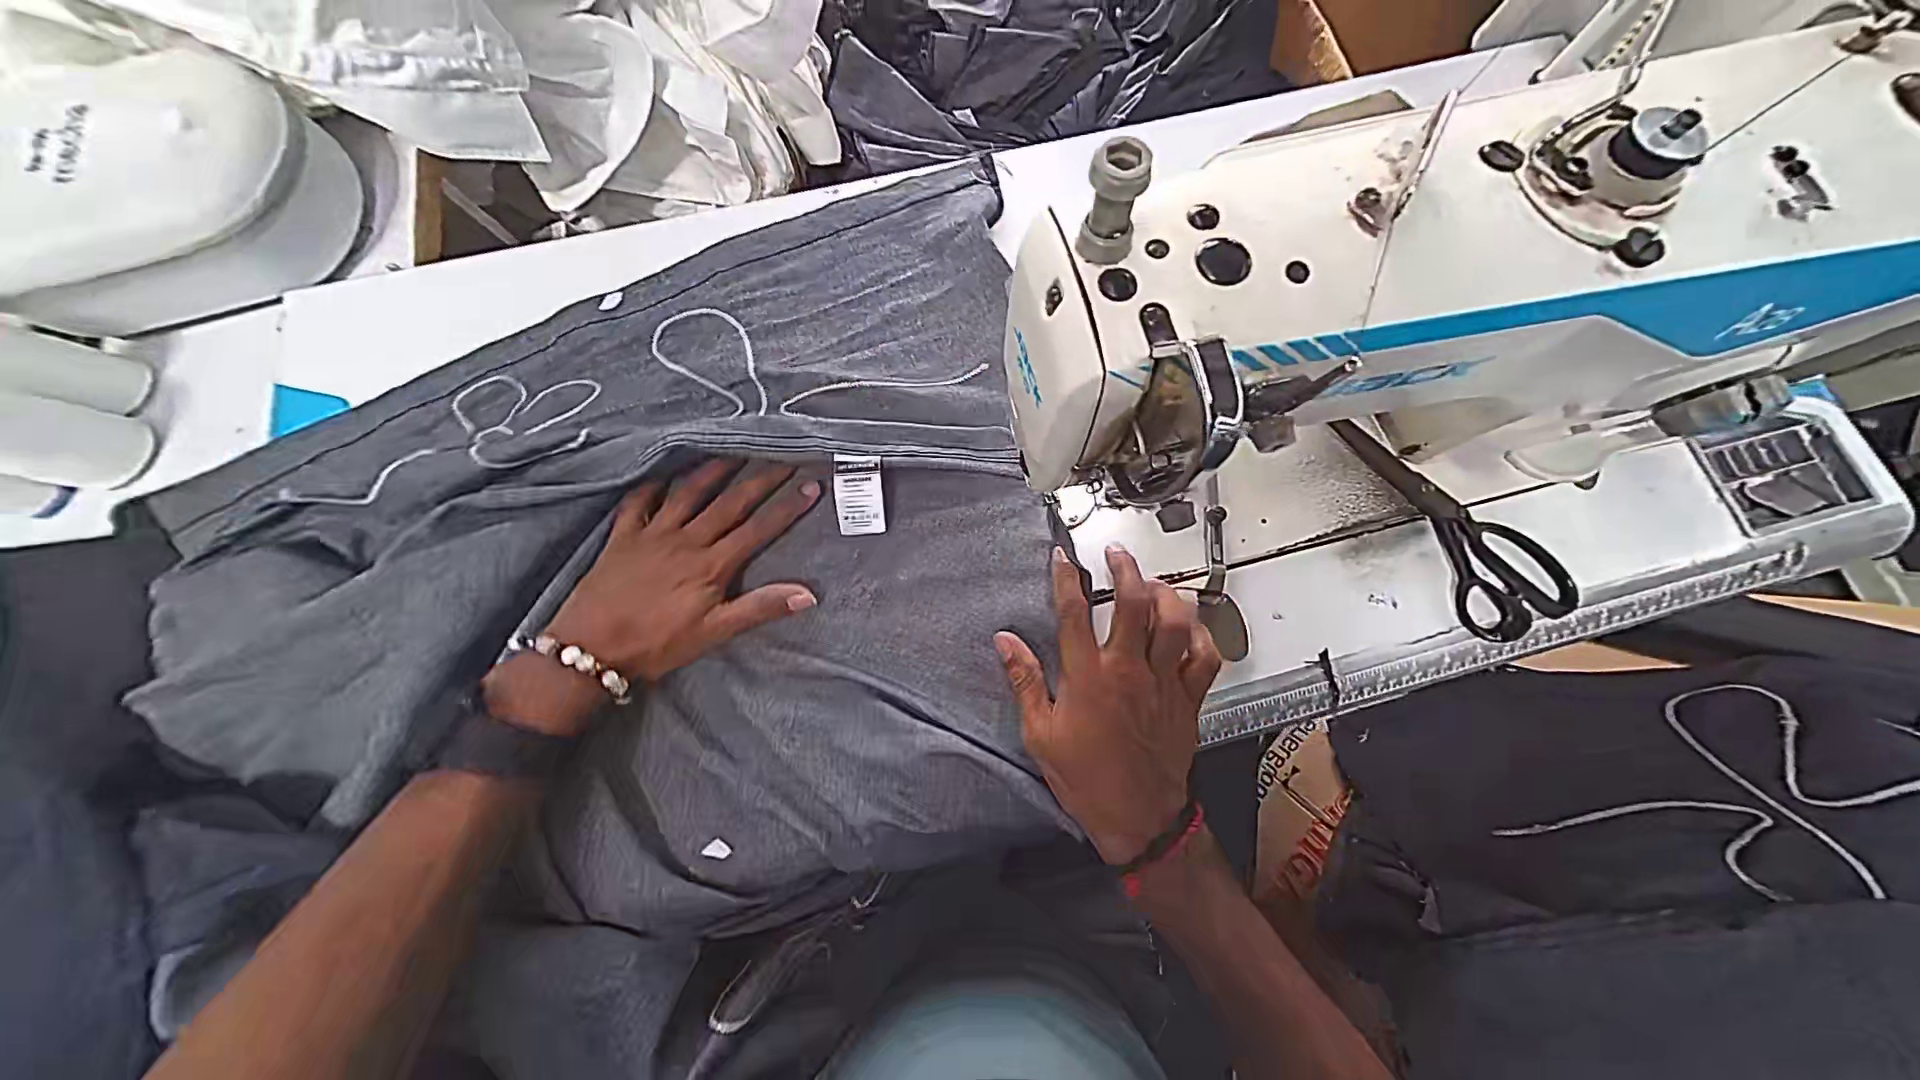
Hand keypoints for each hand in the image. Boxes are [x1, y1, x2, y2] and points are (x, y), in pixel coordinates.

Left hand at [486, 460, 820, 735]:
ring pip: (689, 491)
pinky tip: (663, 473)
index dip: (787, 507)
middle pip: (731, 501)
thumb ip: (760, 608)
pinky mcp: (623, 536)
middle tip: (783, 457)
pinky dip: (653, 484)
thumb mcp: (714, 632)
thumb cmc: (656, 644)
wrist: (590, 649)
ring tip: (734, 449)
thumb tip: (807, 593)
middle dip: (761, 478)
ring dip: (714, 468)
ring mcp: (652, 534)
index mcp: (712, 565)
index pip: (759, 528)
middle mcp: (686, 540)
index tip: (810, 485)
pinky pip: (639, 501)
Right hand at [995, 545, 1222, 864]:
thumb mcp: (1040, 733)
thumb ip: (1023, 680)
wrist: (1138, 818)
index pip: (1074, 612)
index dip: (1066, 578)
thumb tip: (1006, 642)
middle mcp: (1128, 671)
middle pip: (1133, 602)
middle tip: (1116, 554)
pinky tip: (1189, 626)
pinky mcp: (1187, 699)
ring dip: (1164, 593)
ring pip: (1174, 621)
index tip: (1062, 559)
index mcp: (1088, 677)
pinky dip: (1200, 635)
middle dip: (1125, 568)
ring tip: (1152, 582)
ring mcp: (1162, 683)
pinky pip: (1205, 657)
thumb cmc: (1087, 779)